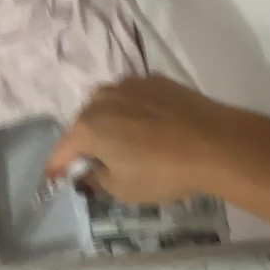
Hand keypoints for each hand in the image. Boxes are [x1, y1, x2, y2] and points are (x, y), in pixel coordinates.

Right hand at [46, 76, 245, 203]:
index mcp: (87, 126)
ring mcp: (128, 84)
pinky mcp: (153, 80)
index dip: (57, 167)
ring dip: (110, 124)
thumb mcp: (123, 189)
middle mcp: (101, 98)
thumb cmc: (162, 171)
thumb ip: (97, 179)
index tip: (55, 179)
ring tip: (128, 144)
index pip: (62, 150)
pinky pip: (133, 98)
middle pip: (84, 124)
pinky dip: (134, 112)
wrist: (214, 142)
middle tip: (99, 163)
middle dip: (86, 143)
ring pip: (108, 107)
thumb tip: (89, 172)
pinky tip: (152, 129)